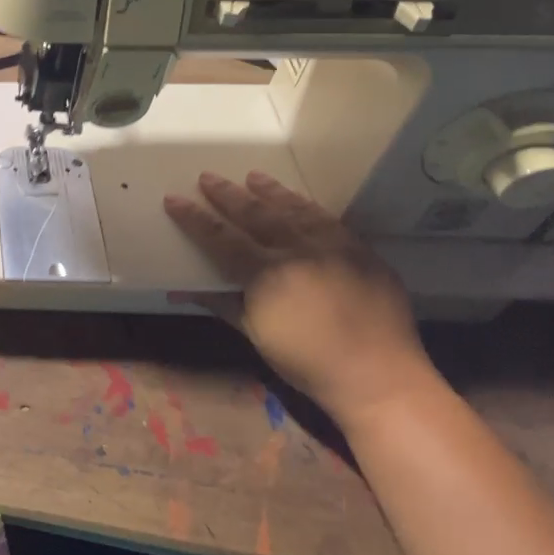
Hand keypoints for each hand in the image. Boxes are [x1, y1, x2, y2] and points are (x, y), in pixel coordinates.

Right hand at [164, 171, 439, 425]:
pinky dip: (309, 209)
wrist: (379, 377)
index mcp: (267, 274)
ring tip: (254, 177)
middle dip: (229, 195)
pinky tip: (300, 203)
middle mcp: (299, 251)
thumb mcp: (256, 336)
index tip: (174, 199)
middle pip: (257, 215)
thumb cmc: (308, 363)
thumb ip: (224, 305)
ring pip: (297, 210)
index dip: (195, 218)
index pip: (221, 238)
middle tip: (208, 177)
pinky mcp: (364, 253)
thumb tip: (186, 290)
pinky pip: (330, 222)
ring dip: (272, 193)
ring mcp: (335, 248)